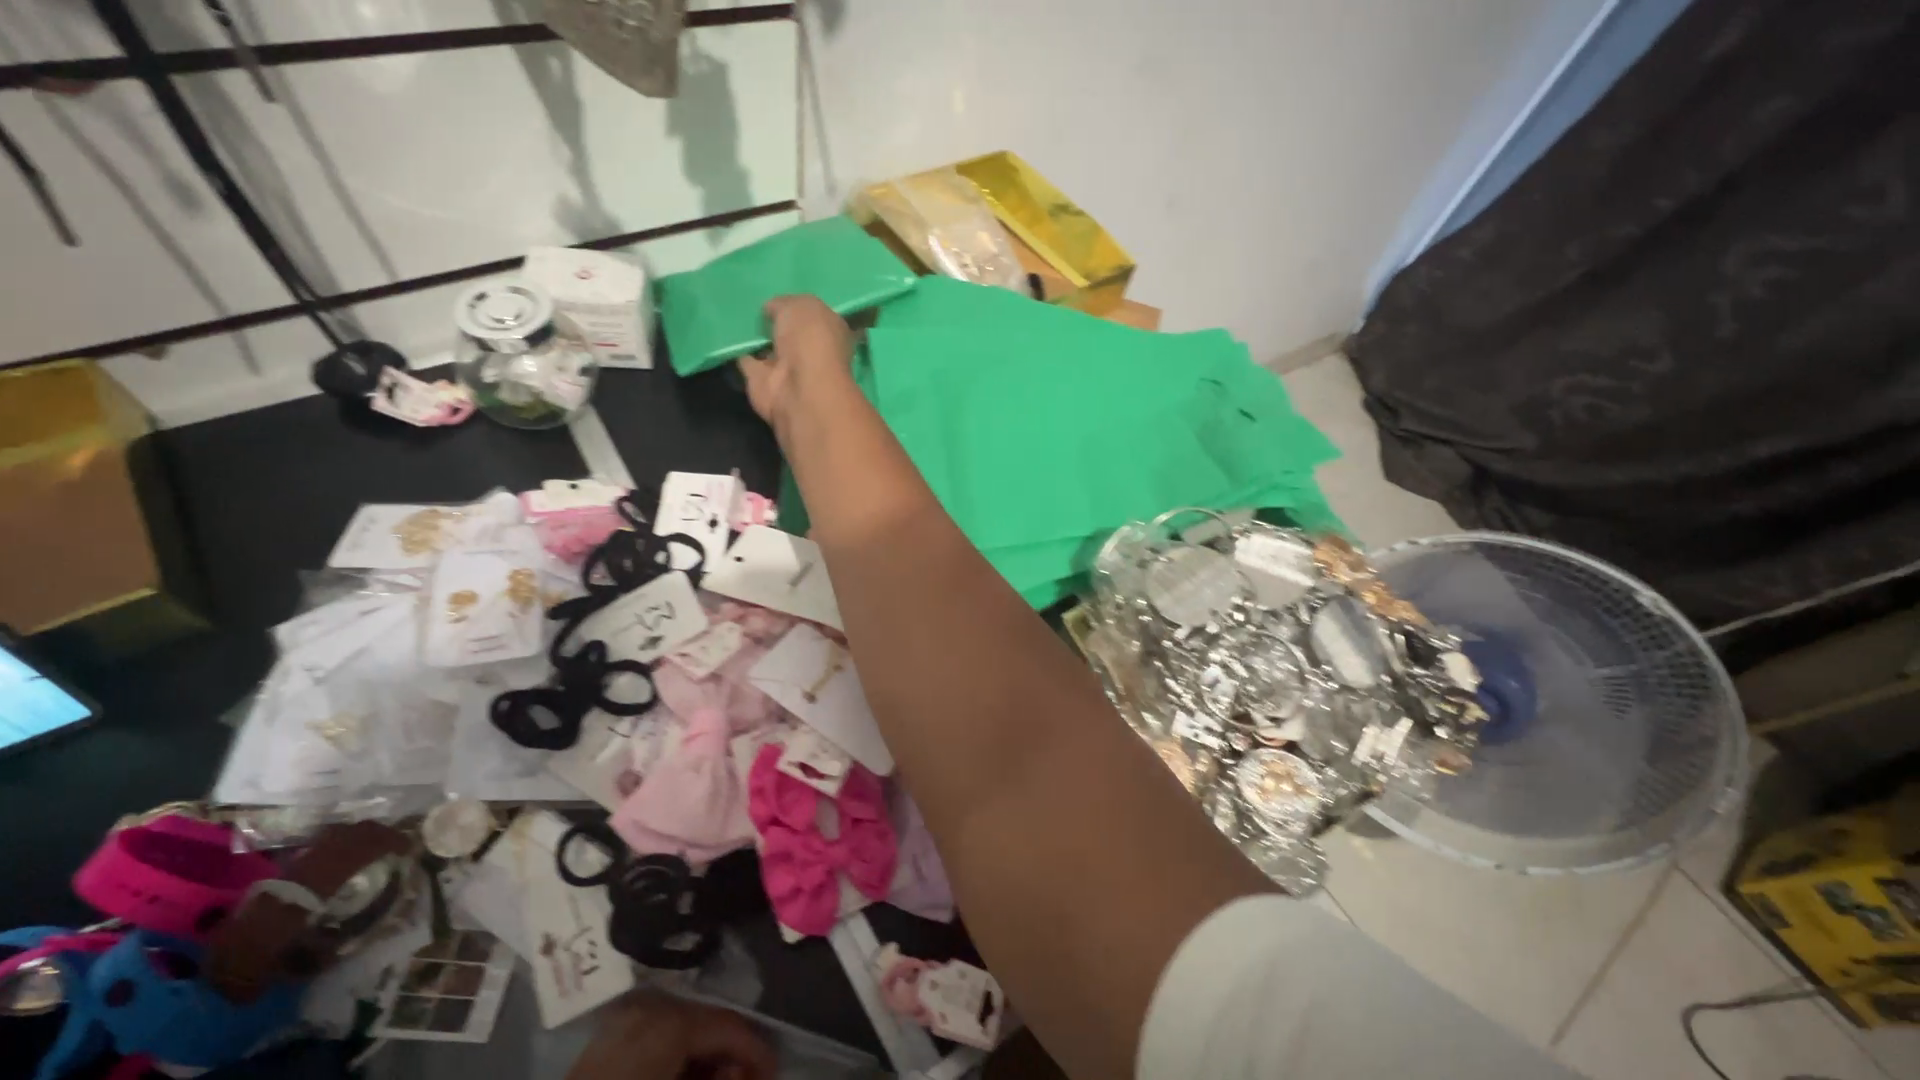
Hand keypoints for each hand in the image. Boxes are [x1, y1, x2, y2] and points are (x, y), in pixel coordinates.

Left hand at [565, 992, 776, 1079]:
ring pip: (685, 1029)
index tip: (774, 1075)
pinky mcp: (610, 1039)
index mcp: (671, 1023)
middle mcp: (652, 1009)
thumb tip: (741, 1073)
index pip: (730, 1026)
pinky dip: (680, 1057)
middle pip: (708, 1023)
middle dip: (731, 1054)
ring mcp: (627, 1021)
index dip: (758, 1052)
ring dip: (706, 1056)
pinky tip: (685, 1076)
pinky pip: (660, 1037)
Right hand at [738, 294, 853, 434]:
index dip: (800, 306)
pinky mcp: (763, 381)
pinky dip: (737, 352)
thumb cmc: (810, 340)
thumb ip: (784, 303)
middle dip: (775, 320)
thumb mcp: (800, 306)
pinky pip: (746, 361)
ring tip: (732, 312)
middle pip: (791, 331)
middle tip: (752, 301)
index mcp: (830, 330)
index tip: (780, 294)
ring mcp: (787, 368)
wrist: (798, 387)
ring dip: (754, 336)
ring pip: (768, 346)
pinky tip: (724, 335)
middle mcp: (811, 350)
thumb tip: (769, 309)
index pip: (817, 315)